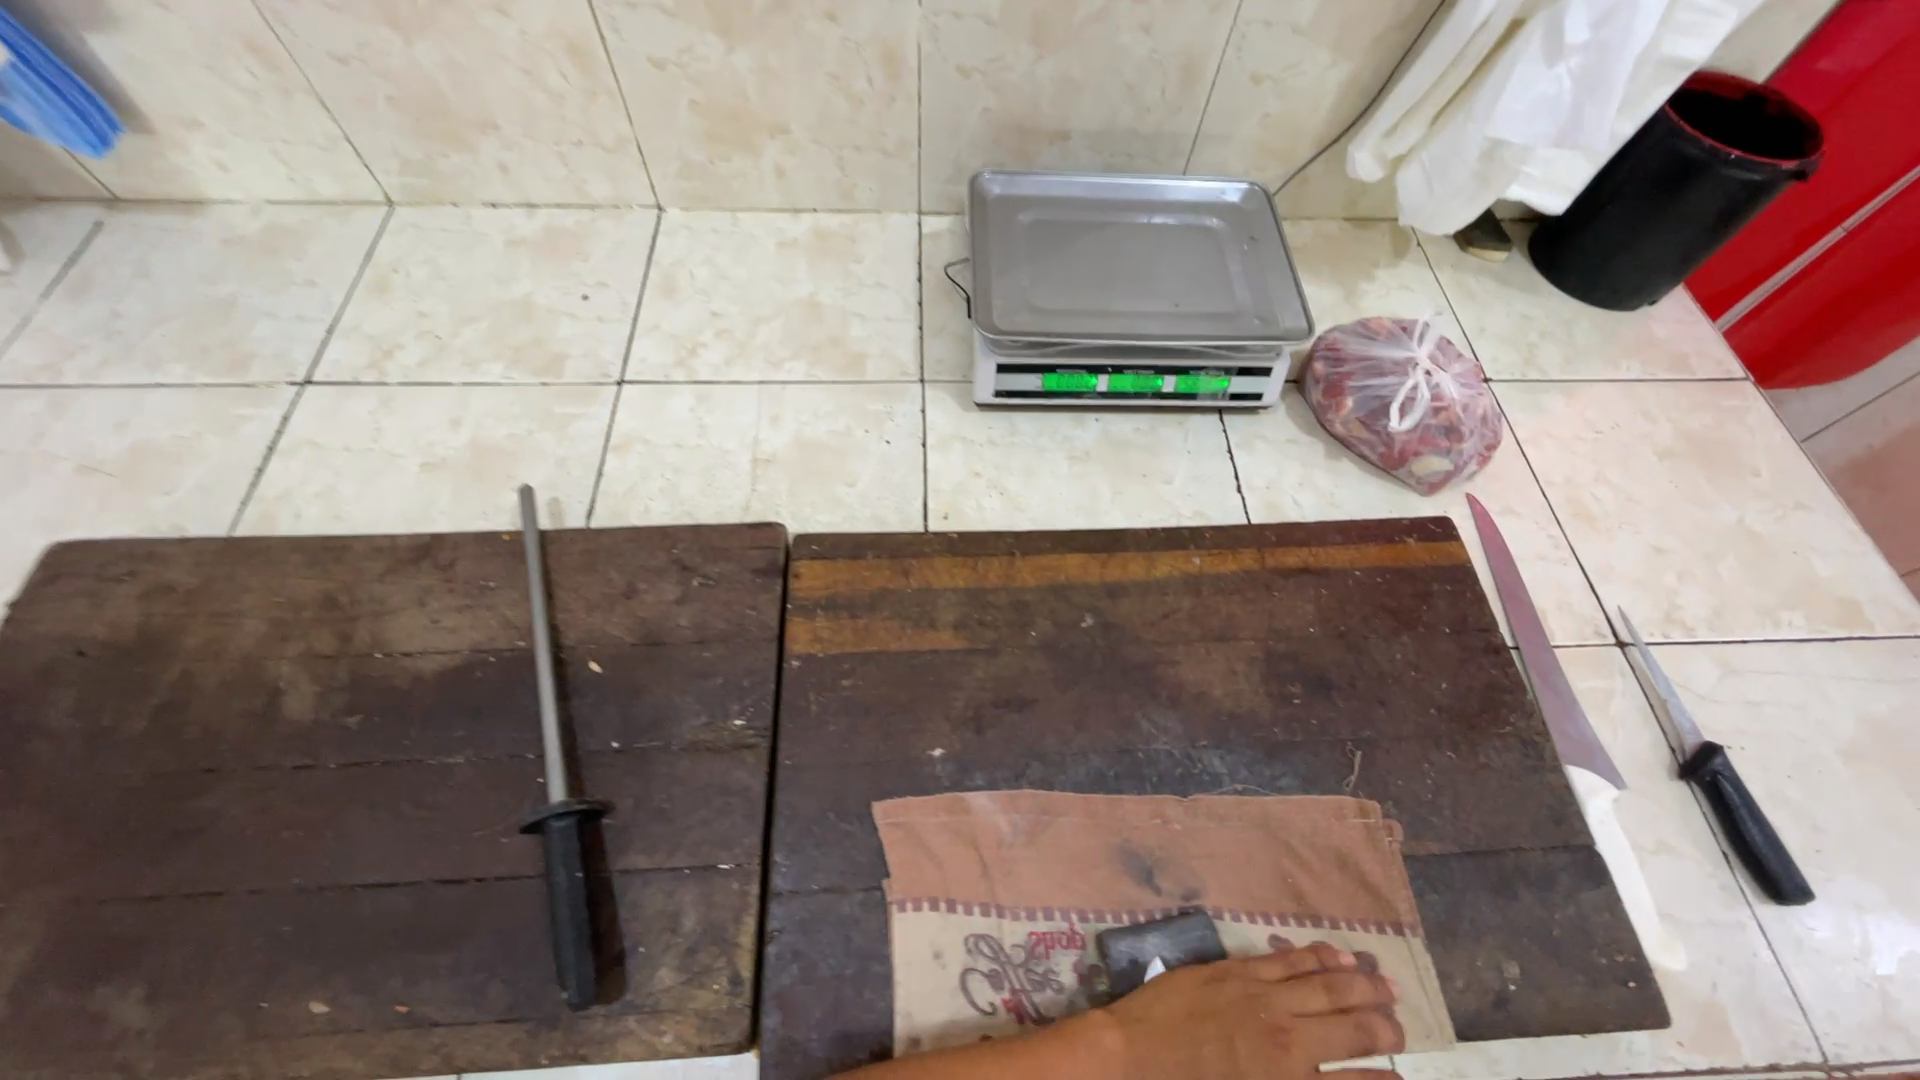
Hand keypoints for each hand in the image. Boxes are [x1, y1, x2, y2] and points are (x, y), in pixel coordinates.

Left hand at [1096, 943, 1404, 1079]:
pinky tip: (1340, 957)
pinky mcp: (1238, 971)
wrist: (1130, 1057)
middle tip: (1402, 1025)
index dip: (1383, 1076)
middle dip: (1384, 1026)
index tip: (1400, 1073)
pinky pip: (1290, 960)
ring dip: (1363, 986)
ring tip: (1387, 986)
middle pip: (1353, 1027)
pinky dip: (1321, 957)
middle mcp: (1288, 1038)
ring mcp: (1263, 998)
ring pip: (1328, 986)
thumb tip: (1319, 1071)